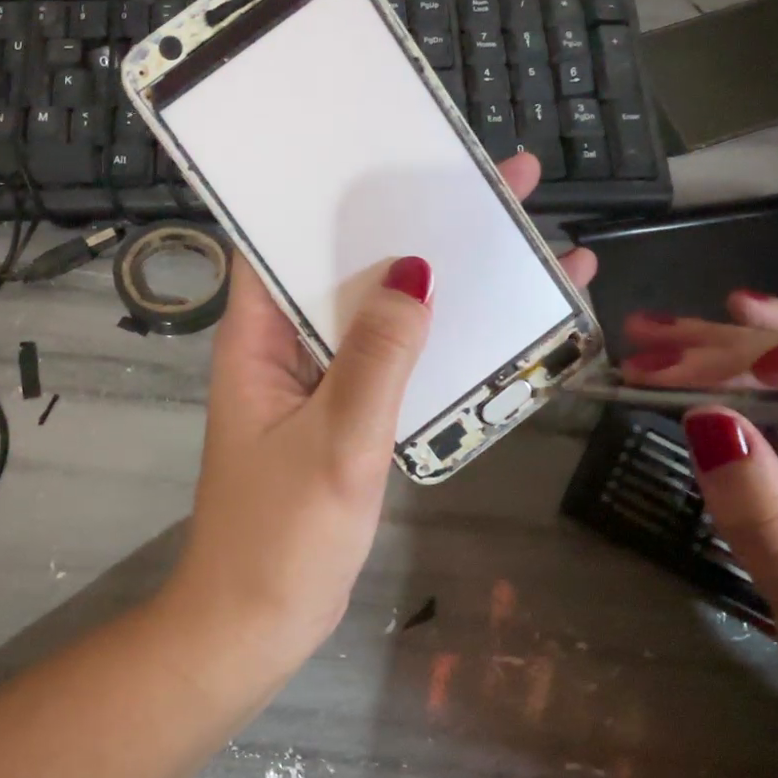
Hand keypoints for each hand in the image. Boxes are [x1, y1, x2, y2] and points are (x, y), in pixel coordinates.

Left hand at [164, 154, 596, 666]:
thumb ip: (377, 359)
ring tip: (520, 238)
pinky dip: (439, 339)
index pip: (284, 237)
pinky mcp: (345, 416)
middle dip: (415, 225)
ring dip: (438, 280)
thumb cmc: (280, 539)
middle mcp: (284, 346)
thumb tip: (416, 270)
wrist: (257, 626)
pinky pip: (393, 361)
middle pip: (349, 267)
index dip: (337, 191)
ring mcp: (317, 382)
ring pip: (379, 313)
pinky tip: (499, 322)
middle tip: (499, 184)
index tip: (397, 151)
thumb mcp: (335, 443)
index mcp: (256, 337)